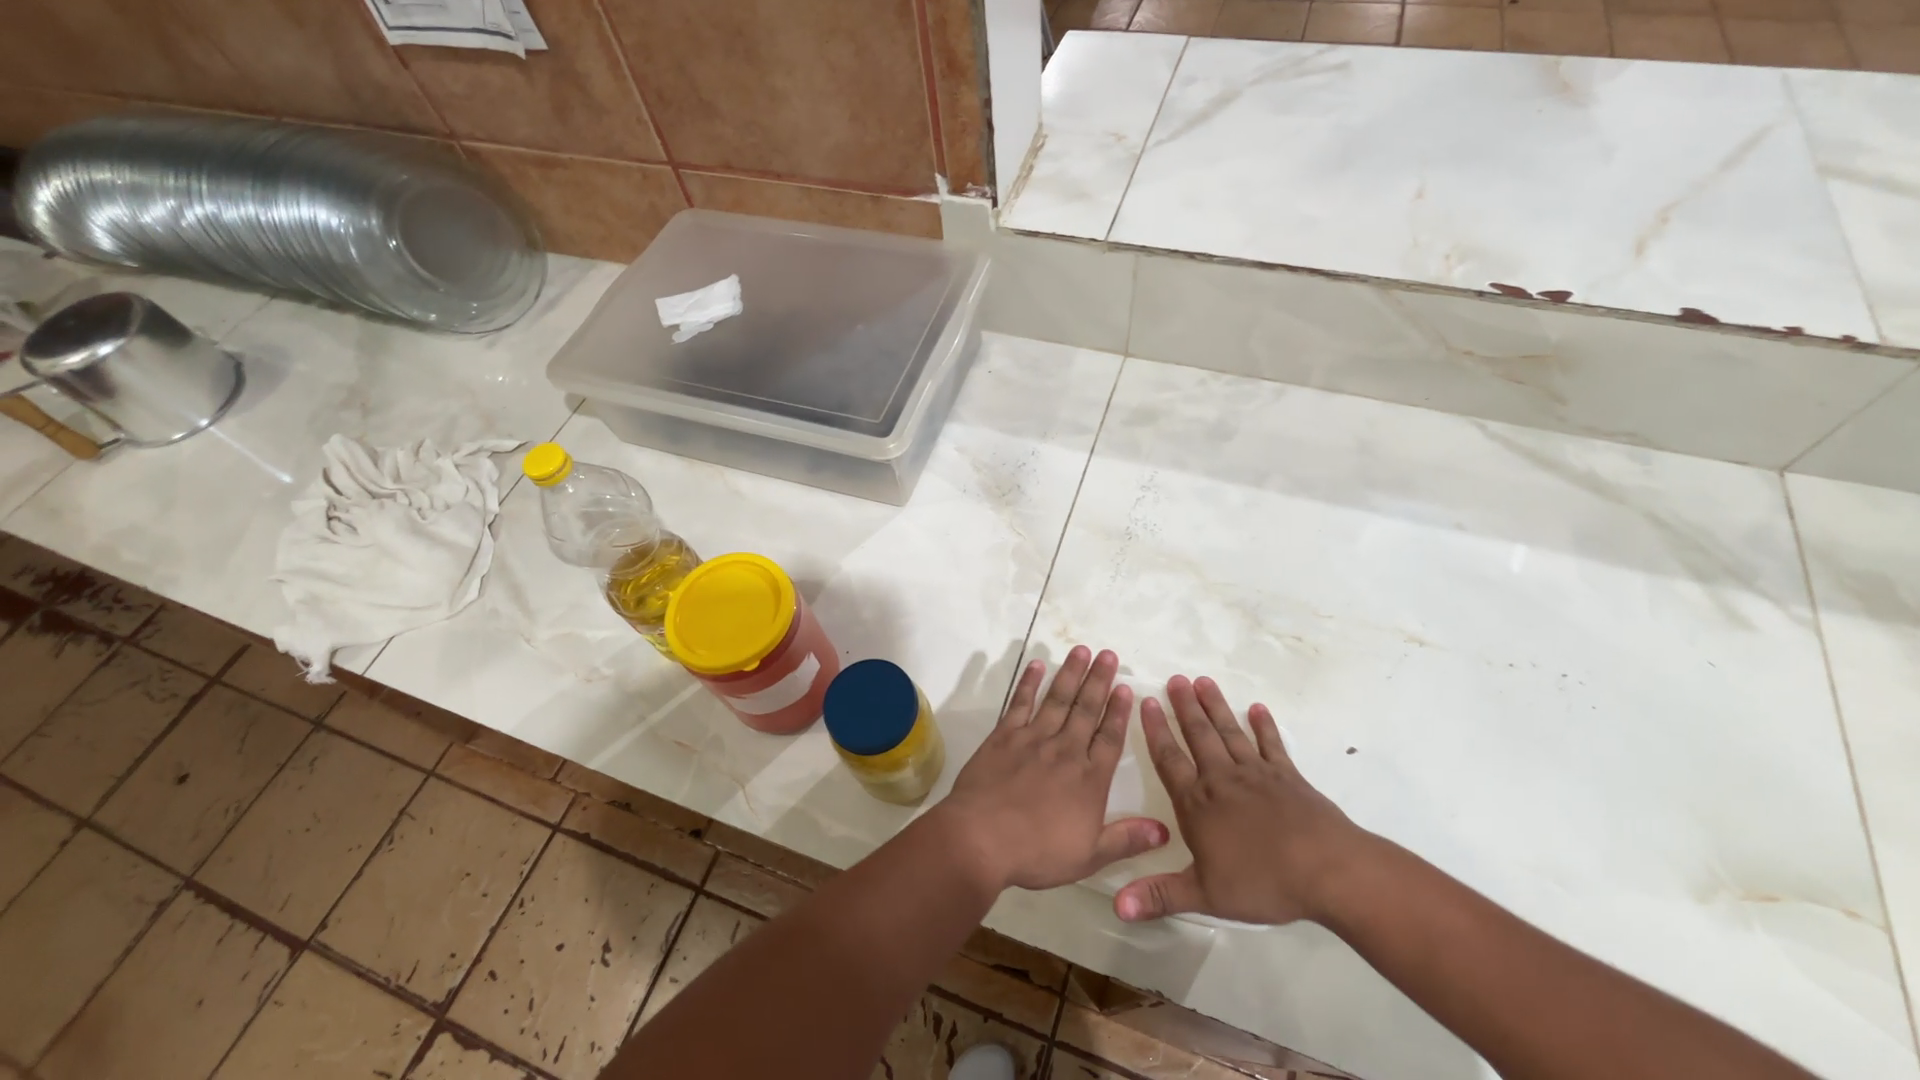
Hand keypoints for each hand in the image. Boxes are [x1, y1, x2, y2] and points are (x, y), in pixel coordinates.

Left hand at [935, 646, 1168, 892]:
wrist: (980, 838)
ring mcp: (1033, 740)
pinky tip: (1037, 666)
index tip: (1126, 688)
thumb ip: (1126, 839)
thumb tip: (1165, 831)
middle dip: (1099, 681)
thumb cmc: (1036, 852)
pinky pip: (1020, 703)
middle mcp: (1065, 751)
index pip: (1110, 738)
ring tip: (1082, 650)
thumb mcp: (1089, 856)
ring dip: (1071, 674)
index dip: (1119, 712)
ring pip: (1057, 700)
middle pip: (1086, 710)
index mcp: (1089, 779)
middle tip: (1109, 655)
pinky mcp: (1003, 737)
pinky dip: (1029, 683)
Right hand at [1115, 676, 1365, 924]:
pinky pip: (1272, 745)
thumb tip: (1116, 908)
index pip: (1169, 760)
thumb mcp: (1205, 895)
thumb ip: (1159, 896)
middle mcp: (1223, 780)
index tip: (1147, 702)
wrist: (1328, 870)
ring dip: (1216, 706)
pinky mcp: (1289, 777)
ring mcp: (1258, 774)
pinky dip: (1264, 726)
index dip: (1156, 731)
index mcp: (1197, 804)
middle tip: (1175, 678)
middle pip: (1199, 736)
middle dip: (1184, 707)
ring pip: (1230, 732)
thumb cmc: (1263, 882)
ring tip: (1203, 681)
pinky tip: (1257, 709)